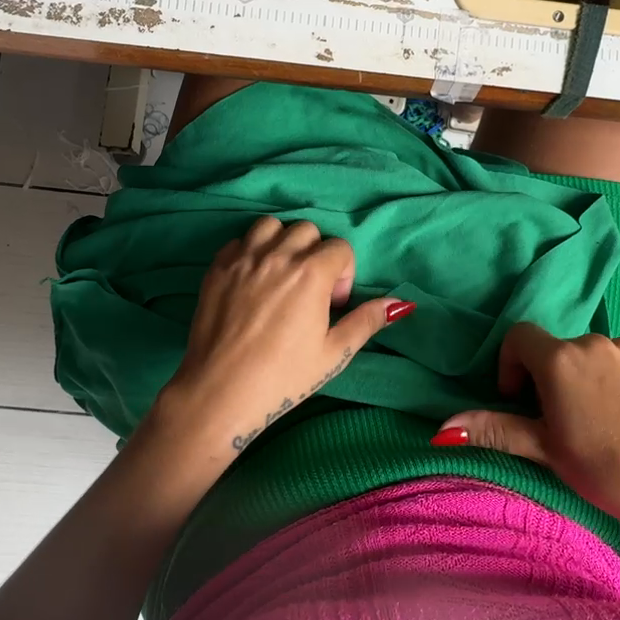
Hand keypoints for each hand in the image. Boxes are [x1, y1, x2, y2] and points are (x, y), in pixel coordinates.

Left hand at [148, 216, 411, 462]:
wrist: (220, 393)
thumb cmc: (283, 378)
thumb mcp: (334, 353)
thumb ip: (367, 321)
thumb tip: (402, 304)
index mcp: (311, 273)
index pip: (340, 248)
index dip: (344, 275)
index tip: (333, 305)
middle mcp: (277, 256)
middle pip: (307, 230)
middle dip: (316, 253)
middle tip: (310, 290)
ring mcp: (242, 259)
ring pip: (271, 226)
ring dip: (283, 242)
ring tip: (282, 275)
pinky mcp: (216, 269)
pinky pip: (239, 241)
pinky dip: (251, 251)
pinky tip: (253, 281)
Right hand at [435, 323, 619, 549]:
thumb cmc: (601, 469)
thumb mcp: (543, 449)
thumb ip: (494, 429)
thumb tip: (442, 430)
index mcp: (560, 358)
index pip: (519, 337)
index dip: (510, 365)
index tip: (516, 400)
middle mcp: (594, 342)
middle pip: (554, 348)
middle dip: (544, 377)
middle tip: (553, 421)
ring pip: (588, 355)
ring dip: (579, 377)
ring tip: (590, 421)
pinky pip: (619, 360)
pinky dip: (609, 379)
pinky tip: (619, 416)